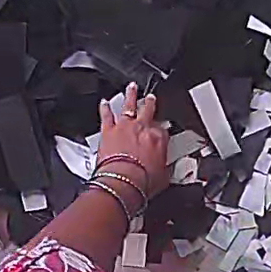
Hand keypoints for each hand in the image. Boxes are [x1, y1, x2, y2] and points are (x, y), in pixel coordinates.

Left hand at [97, 83, 168, 200]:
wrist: (122, 183)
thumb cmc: (142, 182)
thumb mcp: (163, 177)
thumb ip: (166, 169)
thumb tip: (167, 171)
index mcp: (158, 138)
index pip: (163, 130)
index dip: (162, 130)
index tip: (161, 131)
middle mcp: (142, 128)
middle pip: (148, 110)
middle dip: (150, 103)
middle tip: (151, 98)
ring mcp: (124, 127)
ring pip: (128, 105)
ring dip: (131, 95)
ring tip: (131, 88)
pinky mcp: (108, 131)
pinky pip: (106, 115)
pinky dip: (104, 108)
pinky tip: (103, 103)